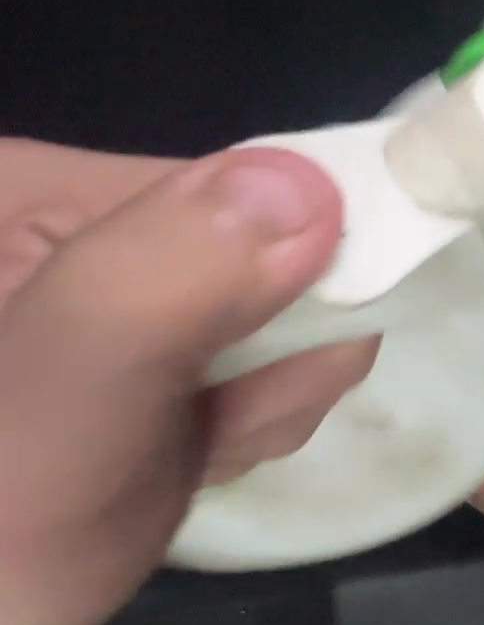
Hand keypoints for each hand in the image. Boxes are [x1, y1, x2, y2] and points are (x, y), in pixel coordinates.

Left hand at [0, 139, 377, 624]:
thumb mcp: (54, 405)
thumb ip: (158, 285)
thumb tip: (312, 183)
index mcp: (27, 194)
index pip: (252, 184)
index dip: (314, 258)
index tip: (296, 343)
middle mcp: (82, 224)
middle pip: (289, 246)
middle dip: (291, 340)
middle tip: (227, 412)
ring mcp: (128, 288)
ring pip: (298, 302)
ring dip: (285, 383)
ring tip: (206, 437)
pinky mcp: (161, 342)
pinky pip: (277, 343)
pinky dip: (268, 404)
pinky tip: (204, 441)